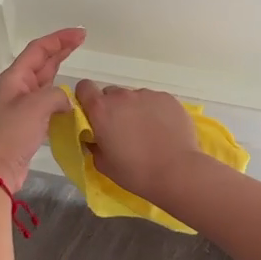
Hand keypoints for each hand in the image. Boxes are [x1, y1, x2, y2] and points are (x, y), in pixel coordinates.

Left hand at [0, 28, 85, 191]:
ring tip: (76, 64)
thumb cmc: (11, 133)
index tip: (80, 34)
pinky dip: (59, 98)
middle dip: (60, 50)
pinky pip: (46, 103)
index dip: (59, 39)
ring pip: (43, 82)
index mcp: (15, 78)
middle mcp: (17, 88)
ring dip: (59, 72)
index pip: (38, 50)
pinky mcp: (26, 125)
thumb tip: (66, 101)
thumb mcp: (36, 107)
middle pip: (40, 63)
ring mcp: (21, 107)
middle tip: (81, 40)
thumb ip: (56, 95)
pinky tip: (70, 101)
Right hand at [73, 80, 206, 198]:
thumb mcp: (103, 164)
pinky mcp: (167, 98)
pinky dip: (155, 111)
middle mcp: (122, 96)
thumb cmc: (135, 172)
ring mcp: (147, 95)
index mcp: (101, 110)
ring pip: (134, 98)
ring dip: (135, 110)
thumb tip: (94, 137)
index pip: (84, 88)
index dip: (86, 99)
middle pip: (111, 94)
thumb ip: (94, 145)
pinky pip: (154, 101)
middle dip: (113, 108)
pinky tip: (164, 130)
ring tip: (148, 132)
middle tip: (122, 130)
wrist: (176, 172)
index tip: (93, 114)